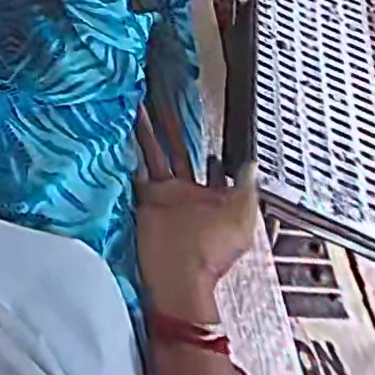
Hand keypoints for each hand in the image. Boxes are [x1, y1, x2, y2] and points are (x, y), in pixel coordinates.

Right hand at [134, 104, 254, 322]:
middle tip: (164, 100)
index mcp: (212, 198)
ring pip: (155, 153)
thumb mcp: (241, 219)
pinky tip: (123, 131)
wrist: (178, 274)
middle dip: (172, 127)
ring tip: (141, 104)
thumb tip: (251, 164)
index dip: (205, 143)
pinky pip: (136, 167)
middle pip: (178, 152)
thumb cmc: (212, 249)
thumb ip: (245, 189)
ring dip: (148, 130)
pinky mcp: (144, 196)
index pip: (209, 165)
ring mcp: (164, 193)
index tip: (201, 121)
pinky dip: (130, 150)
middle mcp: (186, 192)